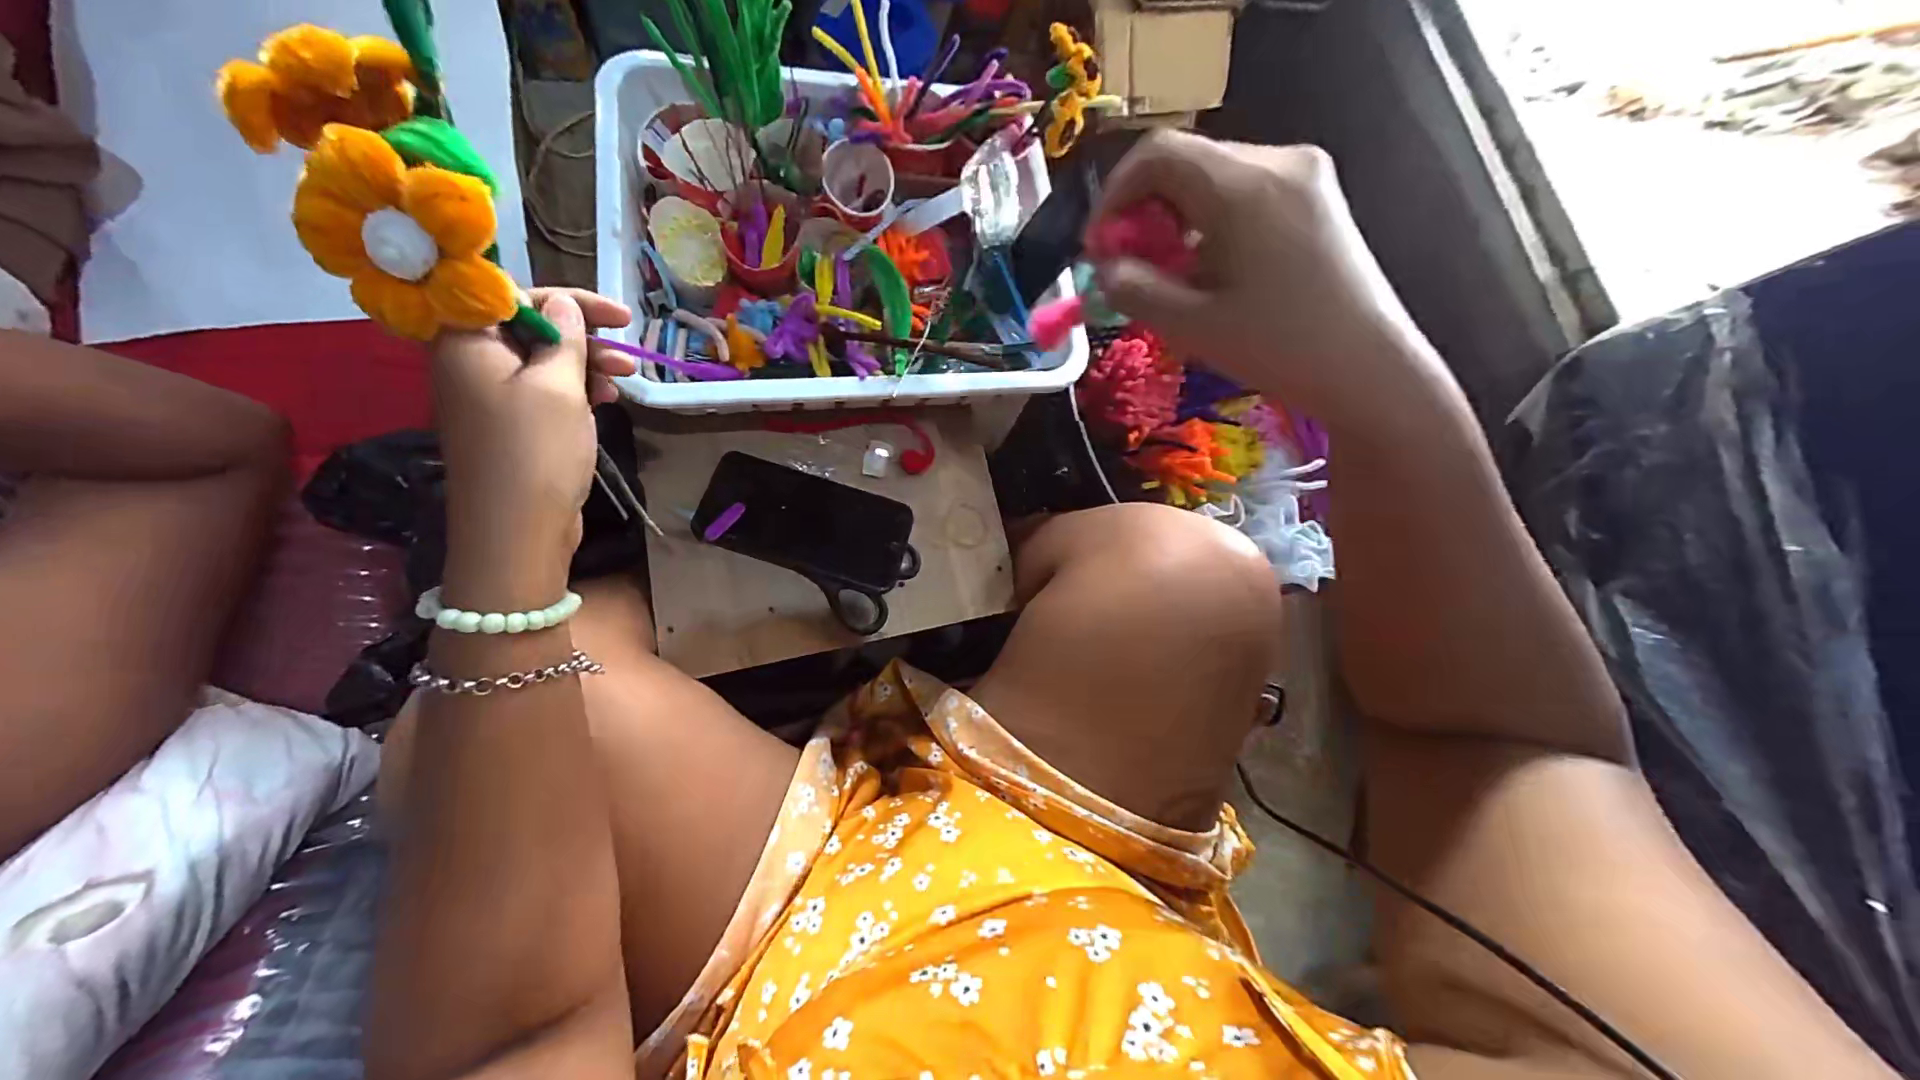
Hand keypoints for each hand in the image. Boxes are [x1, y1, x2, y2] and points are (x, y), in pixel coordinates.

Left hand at [431, 288, 634, 609]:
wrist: (516, 531)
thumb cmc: (535, 451)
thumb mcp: (559, 386)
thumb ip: (565, 338)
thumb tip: (562, 306)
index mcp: (465, 341)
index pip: (510, 294)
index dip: (566, 299)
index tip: (616, 315)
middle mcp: (469, 362)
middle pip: (527, 326)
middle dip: (581, 333)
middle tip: (626, 346)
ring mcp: (487, 396)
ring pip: (539, 361)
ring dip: (585, 363)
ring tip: (625, 378)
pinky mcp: (507, 424)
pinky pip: (541, 391)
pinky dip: (574, 390)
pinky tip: (605, 399)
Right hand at [1090, 130, 1454, 431]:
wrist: (1369, 369)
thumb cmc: (1280, 349)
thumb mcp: (1194, 326)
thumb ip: (1136, 290)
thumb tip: (1106, 267)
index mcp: (1246, 186)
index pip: (1158, 154)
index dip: (1114, 195)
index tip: (1099, 247)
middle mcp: (1278, 162)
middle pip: (1185, 162)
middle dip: (1143, 212)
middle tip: (1128, 269)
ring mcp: (1303, 175)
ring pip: (1211, 177)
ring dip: (1174, 220)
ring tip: (1169, 276)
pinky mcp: (1314, 197)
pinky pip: (1242, 191)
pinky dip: (1208, 222)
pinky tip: (1209, 269)